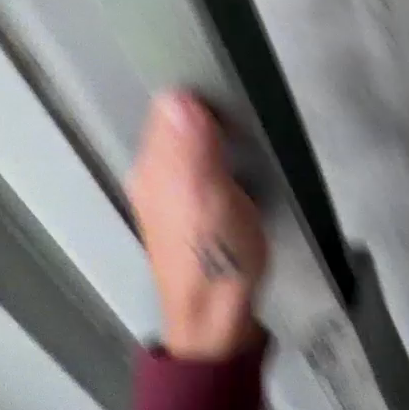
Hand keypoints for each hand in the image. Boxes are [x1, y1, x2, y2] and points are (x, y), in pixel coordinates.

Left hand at [127, 91, 268, 360]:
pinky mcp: (198, 201)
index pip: (171, 105)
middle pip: (181, 118)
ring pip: (194, 136)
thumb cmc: (218, 256)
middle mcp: (157, 173)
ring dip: (220, 124)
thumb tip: (178, 96)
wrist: (220, 318)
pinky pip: (206, 155)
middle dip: (213, 105)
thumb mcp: (207, 199)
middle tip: (252, 107)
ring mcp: (176, 189)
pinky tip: (246, 150)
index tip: (239, 93)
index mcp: (154, 168)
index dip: (204, 92)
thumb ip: (191, 149)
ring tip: (253, 122)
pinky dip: (225, 145)